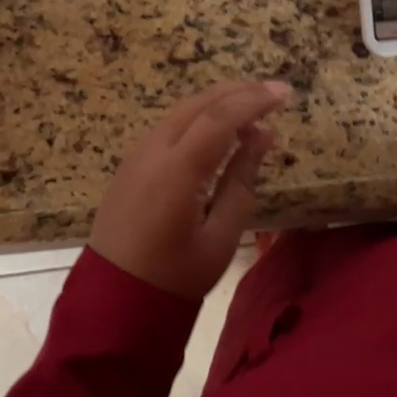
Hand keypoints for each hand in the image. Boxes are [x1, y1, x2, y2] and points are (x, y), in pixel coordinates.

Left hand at [89, 79, 291, 298]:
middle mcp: (153, 151)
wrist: (111, 305)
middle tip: (274, 92)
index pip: (221, 117)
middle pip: (200, 103)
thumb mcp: (221, 237)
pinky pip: (170, 123)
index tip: (285, 93)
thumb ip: (243, 180)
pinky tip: (220, 127)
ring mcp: (137, 154)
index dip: (255, 100)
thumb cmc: (174, 278)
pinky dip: (200, 115)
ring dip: (219, 100)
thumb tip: (264, 134)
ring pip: (183, 109)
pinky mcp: (130, 162)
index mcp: (176, 170)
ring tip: (253, 105)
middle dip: (239, 91)